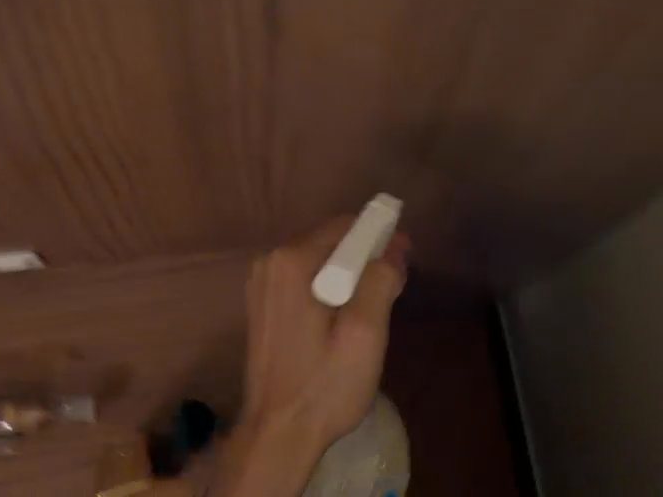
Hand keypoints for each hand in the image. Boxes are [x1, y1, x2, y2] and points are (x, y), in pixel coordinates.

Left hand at [211, 216, 409, 496]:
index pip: (344, 225)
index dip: (377, 237)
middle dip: (362, 259)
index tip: (402, 260)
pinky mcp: (260, 306)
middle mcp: (269, 261)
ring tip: (368, 313)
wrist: (276, 436)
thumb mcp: (365, 333)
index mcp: (291, 260)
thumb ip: (380, 280)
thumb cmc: (323, 384)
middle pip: (329, 242)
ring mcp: (260, 284)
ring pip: (316, 262)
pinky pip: (302, 281)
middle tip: (389, 293)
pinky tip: (340, 324)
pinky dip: (325, 290)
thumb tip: (395, 243)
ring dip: (345, 277)